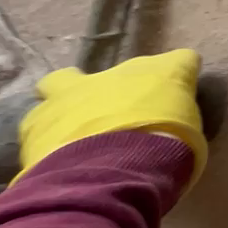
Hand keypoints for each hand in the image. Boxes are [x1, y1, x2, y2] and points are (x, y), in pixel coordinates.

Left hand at [18, 50, 207, 184]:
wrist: (113, 166)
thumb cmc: (168, 142)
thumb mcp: (189, 125)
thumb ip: (177, 114)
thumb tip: (169, 125)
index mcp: (170, 68)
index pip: (182, 60)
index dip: (176, 78)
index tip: (175, 98)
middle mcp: (124, 69)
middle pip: (124, 71)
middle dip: (121, 88)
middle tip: (122, 115)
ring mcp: (77, 89)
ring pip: (62, 81)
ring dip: (68, 101)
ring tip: (71, 126)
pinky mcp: (38, 117)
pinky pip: (38, 119)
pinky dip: (43, 130)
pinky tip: (49, 147)